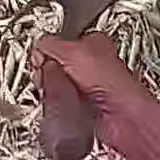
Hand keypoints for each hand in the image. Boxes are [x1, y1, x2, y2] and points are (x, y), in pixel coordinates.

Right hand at [30, 33, 159, 127]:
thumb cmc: (111, 83)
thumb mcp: (72, 51)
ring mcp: (88, 87)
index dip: (47, 47)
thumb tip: (37, 47)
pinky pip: (60, 101)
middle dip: (47, 68)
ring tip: (58, 89)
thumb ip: (50, 44)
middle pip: (55, 62)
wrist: (122, 119)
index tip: (40, 53)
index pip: (60, 40)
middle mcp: (93, 64)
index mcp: (94, 42)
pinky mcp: (83, 107)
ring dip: (51, 87)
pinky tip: (62, 102)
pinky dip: (57, 102)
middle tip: (47, 73)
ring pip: (56, 83)